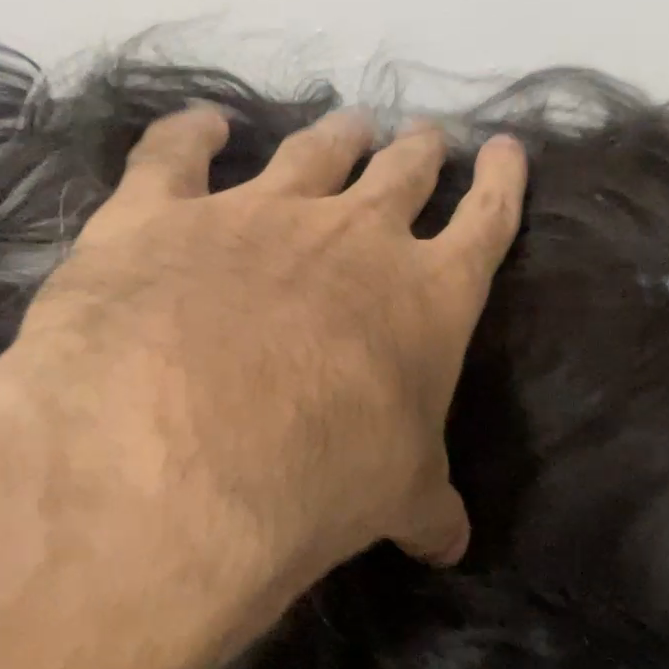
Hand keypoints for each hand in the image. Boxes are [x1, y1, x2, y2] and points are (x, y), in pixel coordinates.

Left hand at [11, 106, 525, 567]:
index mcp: (432, 293)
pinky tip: (202, 121)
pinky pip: (175, 155)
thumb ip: (430, 508)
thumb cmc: (329, 473)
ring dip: (339, 135)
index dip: (503, 181)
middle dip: (423, 151)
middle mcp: (358, 235)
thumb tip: (453, 547)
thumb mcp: (399, 495)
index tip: (508, 147)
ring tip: (352, 122)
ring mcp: (260, 215)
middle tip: (427, 135)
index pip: (488, 219)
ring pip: (315, 152)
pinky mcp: (160, 217)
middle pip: (405, 172)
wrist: (182, 455)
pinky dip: (190, 132)